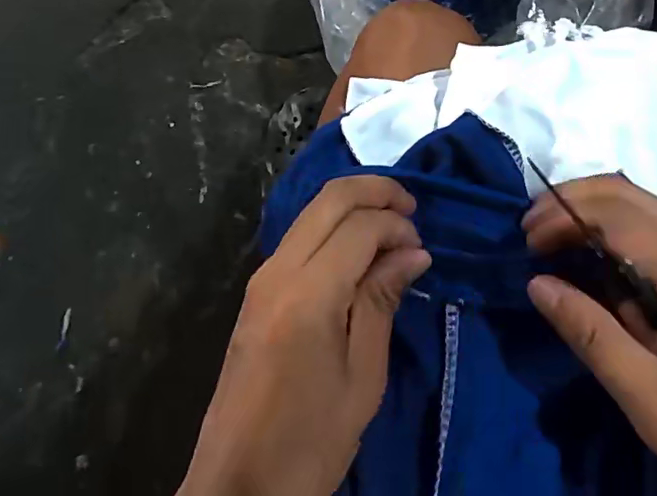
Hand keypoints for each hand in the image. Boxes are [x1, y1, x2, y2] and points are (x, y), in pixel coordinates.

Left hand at [180, 176, 430, 495]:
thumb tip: (414, 251)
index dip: (397, 225)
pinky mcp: (257, 291)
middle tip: (412, 208)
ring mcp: (261, 278)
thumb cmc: (308, 441)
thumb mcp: (362, 377)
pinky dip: (336, 225)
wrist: (236, 490)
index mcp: (306, 294)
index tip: (421, 249)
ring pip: (313, 210)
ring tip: (392, 227)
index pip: (359, 226)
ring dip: (355, 205)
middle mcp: (277, 271)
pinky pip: (302, 234)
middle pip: (330, 198)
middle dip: (377, 190)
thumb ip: (382, 301)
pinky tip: (361, 246)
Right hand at [524, 177, 656, 495]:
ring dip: (598, 216)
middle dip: (574, 204)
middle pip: (630, 194)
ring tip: (557, 248)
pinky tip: (604, 267)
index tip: (523, 239)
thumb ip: (593, 335)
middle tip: (531, 236)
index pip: (616, 211)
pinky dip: (624, 234)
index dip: (563, 214)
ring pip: (647, 207)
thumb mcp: (654, 402)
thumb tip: (538, 283)